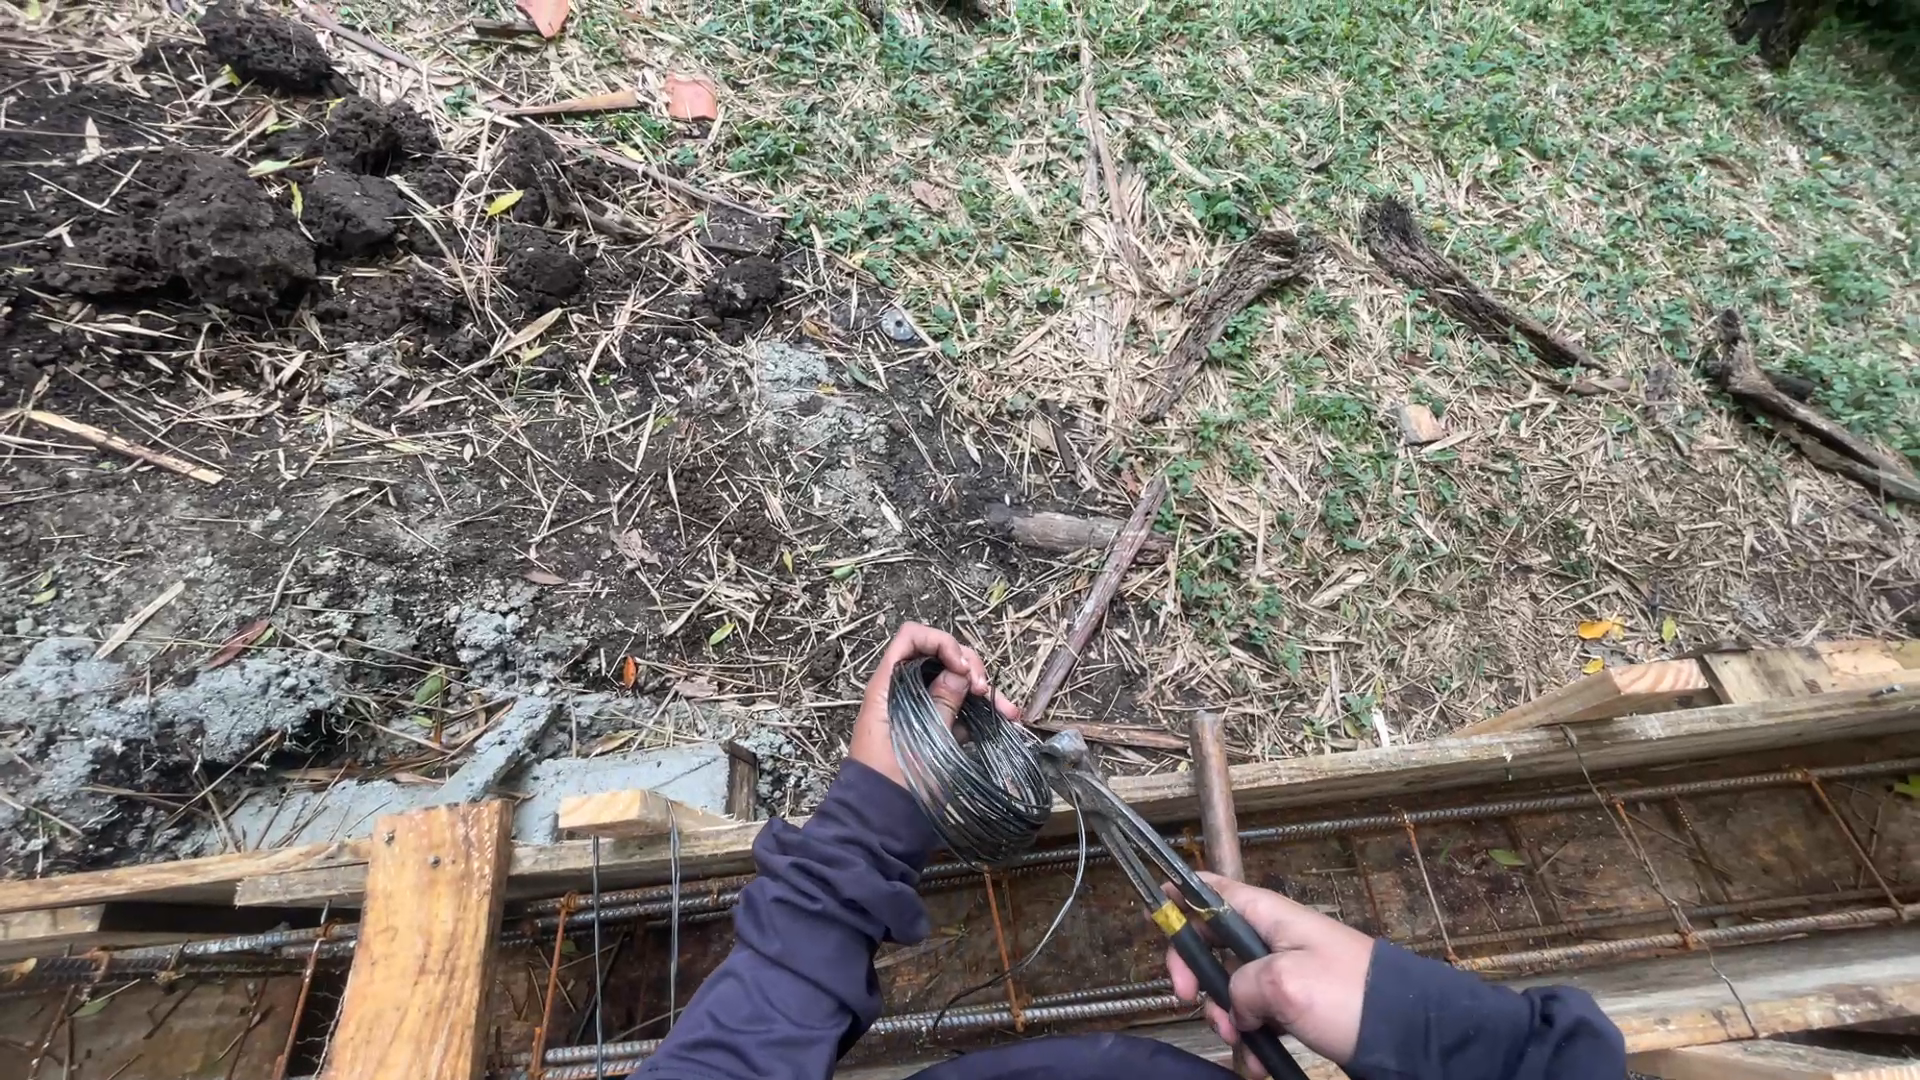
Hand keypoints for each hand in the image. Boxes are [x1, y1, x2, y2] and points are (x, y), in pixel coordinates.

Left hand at [849, 622, 1019, 786]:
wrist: (880, 830)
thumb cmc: (892, 785)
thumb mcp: (921, 742)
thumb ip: (941, 704)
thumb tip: (960, 672)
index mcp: (888, 686)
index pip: (911, 638)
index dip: (941, 643)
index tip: (963, 668)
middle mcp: (902, 691)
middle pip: (939, 656)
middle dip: (969, 667)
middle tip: (985, 692)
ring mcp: (920, 710)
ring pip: (954, 683)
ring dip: (983, 691)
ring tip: (1008, 711)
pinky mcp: (934, 731)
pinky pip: (959, 710)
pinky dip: (981, 713)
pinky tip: (1005, 722)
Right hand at [1166, 871, 1373, 1071]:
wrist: (1413, 1034)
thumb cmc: (1345, 992)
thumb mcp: (1283, 981)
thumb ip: (1240, 985)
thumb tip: (1235, 1006)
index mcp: (1263, 913)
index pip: (1210, 887)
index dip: (1179, 894)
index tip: (1156, 913)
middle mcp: (1268, 936)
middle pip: (1212, 942)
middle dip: (1197, 974)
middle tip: (1190, 1000)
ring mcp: (1284, 971)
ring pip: (1233, 987)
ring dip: (1226, 1016)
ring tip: (1239, 1043)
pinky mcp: (1298, 1005)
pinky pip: (1259, 1017)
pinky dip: (1253, 1041)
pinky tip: (1260, 1064)